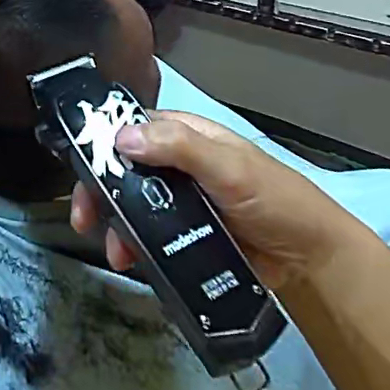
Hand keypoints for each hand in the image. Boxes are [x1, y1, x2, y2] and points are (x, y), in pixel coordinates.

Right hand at [69, 112, 354, 289]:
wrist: (307, 258)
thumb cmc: (274, 198)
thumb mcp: (229, 167)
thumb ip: (181, 148)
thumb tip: (123, 136)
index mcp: (189, 138)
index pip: (137, 128)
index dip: (106, 142)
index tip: (82, 167)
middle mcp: (180, 166)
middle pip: (127, 171)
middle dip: (102, 192)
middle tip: (84, 217)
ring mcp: (182, 203)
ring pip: (135, 207)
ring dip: (117, 225)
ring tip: (116, 250)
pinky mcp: (185, 237)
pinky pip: (151, 238)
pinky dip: (135, 247)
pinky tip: (131, 261)